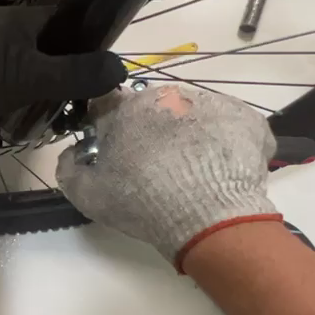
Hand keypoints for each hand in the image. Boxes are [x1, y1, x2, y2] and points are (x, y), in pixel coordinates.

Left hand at [0, 7, 124, 159]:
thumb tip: (120, 68)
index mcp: (20, 19)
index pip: (63, 21)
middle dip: (47, 76)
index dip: (81, 42)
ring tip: (26, 120)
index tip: (91, 71)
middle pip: (34, 48)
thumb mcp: (34, 76)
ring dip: (18, 93)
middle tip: (58, 105)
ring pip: (8, 69)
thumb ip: (75, 74)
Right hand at [56, 83, 280, 270]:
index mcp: (128, 107)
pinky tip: (222, 169)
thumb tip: (71, 155)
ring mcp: (212, 103)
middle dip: (151, 131)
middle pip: (153, 109)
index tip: (114, 148)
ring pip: (193, 114)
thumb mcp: (89, 196)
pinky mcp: (247, 118)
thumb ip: (68, 170)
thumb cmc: (143, 204)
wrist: (210, 220)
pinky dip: (225, 142)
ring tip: (194, 172)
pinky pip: (230, 125)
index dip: (107, 126)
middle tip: (156, 167)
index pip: (108, 105)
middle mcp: (169, 94)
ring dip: (188, 134)